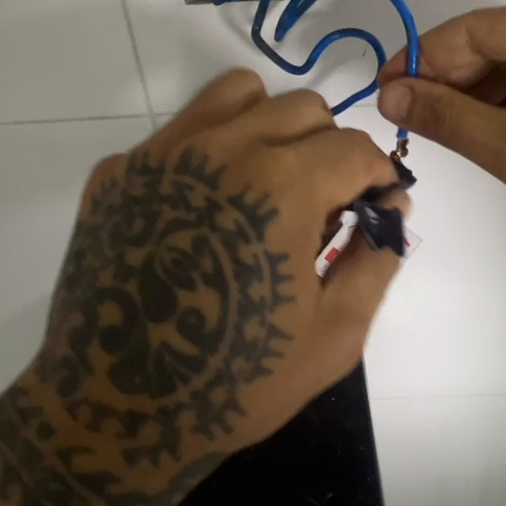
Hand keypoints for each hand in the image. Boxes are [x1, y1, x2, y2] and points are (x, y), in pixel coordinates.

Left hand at [0, 70, 409, 505]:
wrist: (113, 411)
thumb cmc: (234, 382)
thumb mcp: (333, 335)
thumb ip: (376, 260)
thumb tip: (392, 212)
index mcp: (283, 184)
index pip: (354, 147)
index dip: (378, 175)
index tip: (376, 205)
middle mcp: (224, 147)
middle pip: (303, 108)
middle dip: (330, 147)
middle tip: (323, 202)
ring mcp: (164, 152)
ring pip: (239, 94)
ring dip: (270, 124)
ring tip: (268, 180)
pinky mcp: (120, 170)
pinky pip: (181, 129)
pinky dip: (210, 149)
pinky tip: (203, 208)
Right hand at [376, 4, 505, 280]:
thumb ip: (449, 116)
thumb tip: (391, 95)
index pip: (480, 29)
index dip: (424, 56)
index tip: (384, 88)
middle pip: (502, 45)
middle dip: (450, 78)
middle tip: (404, 114)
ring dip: (476, 96)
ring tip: (435, 128)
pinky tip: (481, 133)